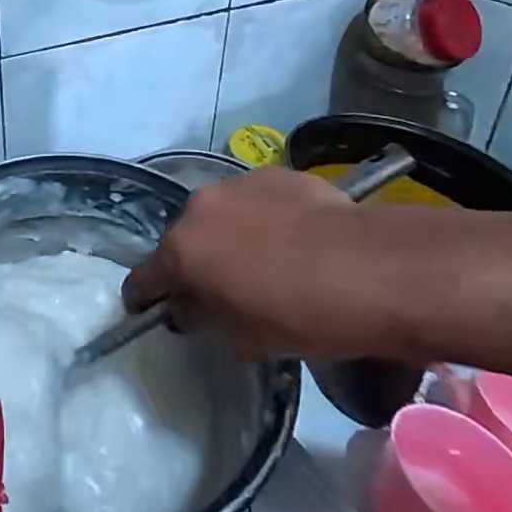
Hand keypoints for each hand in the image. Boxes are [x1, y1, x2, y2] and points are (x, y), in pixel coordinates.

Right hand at [123, 166, 402, 360]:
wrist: (368, 267)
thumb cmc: (300, 315)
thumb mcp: (244, 338)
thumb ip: (205, 318)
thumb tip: (191, 307)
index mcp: (181, 251)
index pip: (144, 278)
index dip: (143, 298)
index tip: (147, 309)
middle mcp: (198, 209)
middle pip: (184, 239)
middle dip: (195, 262)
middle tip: (222, 286)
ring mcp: (236, 184)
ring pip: (220, 214)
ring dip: (229, 234)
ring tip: (265, 256)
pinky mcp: (272, 173)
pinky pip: (256, 199)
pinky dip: (264, 216)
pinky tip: (296, 235)